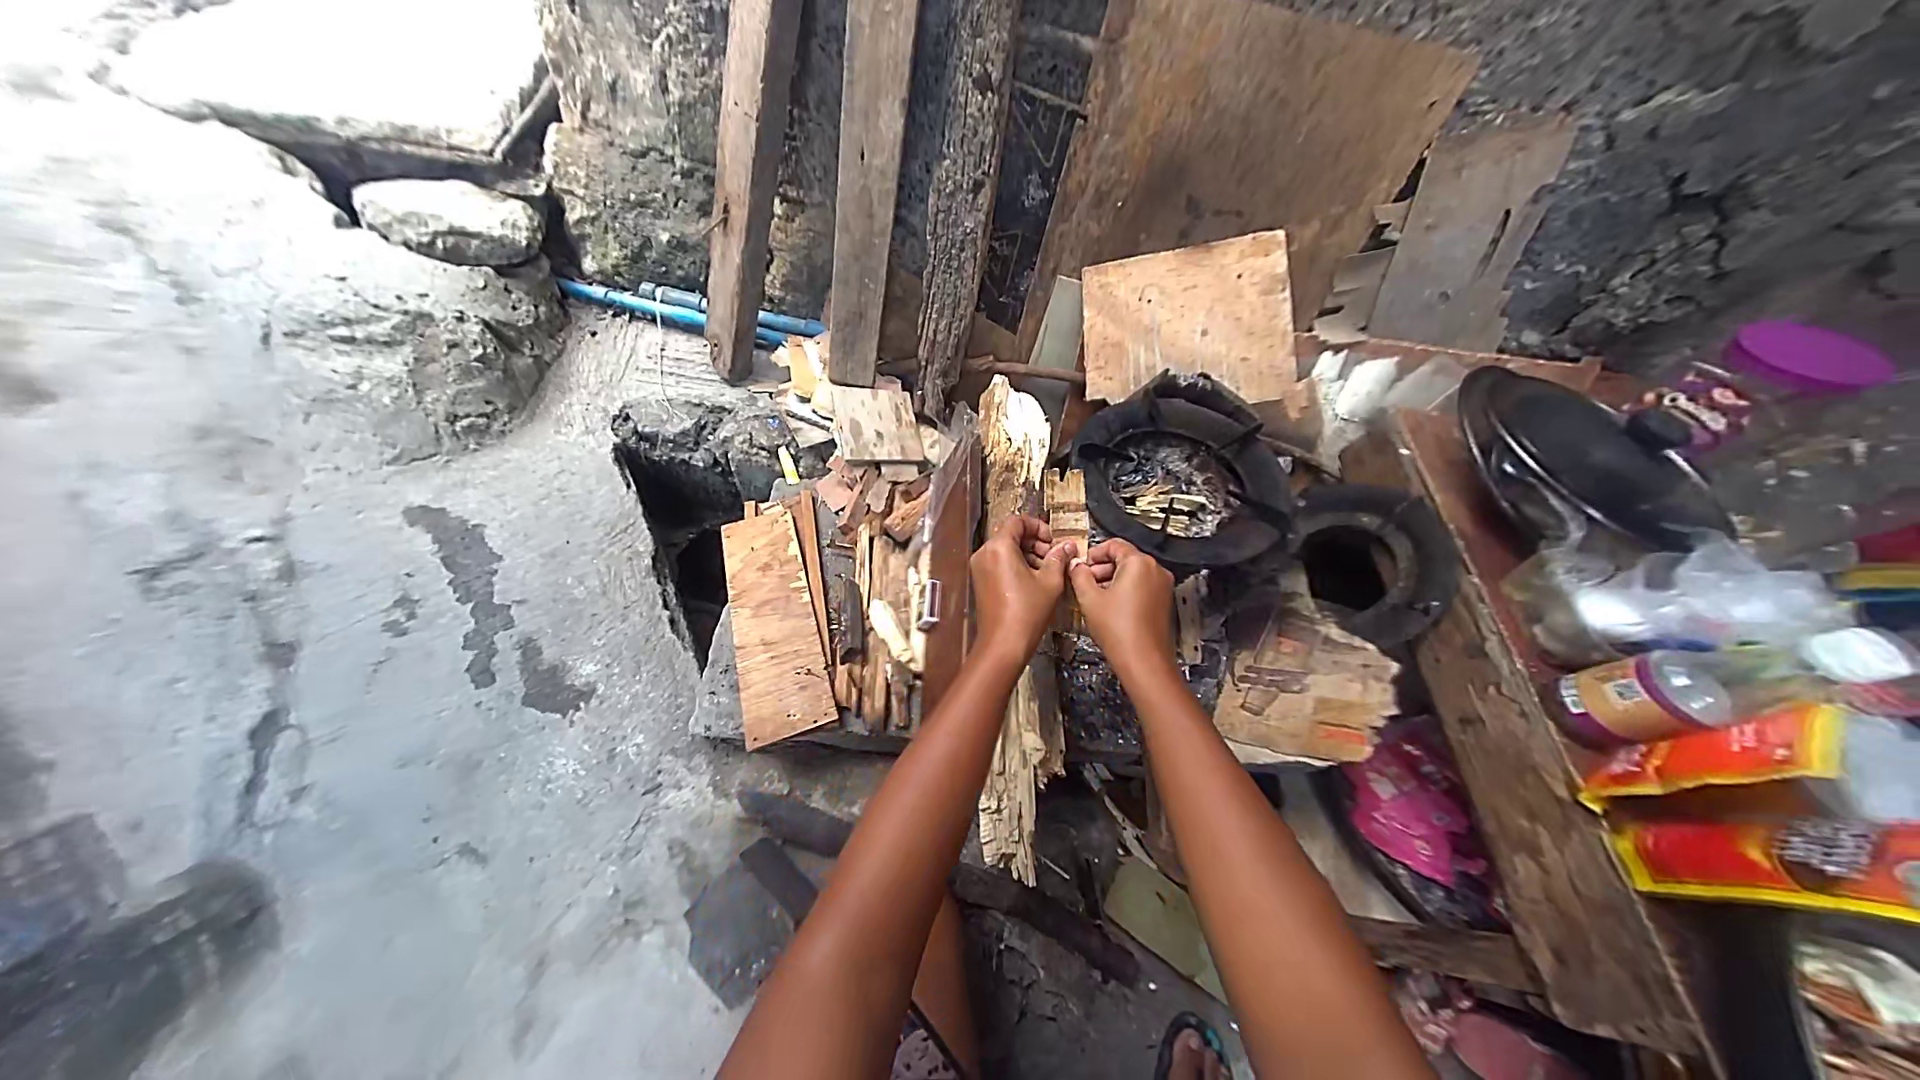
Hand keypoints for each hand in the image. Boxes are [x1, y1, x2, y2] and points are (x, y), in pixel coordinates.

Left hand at [970, 515, 1073, 665]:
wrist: (1003, 643)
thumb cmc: (1025, 614)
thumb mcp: (1050, 582)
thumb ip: (1059, 558)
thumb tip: (1067, 546)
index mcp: (998, 547)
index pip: (1017, 521)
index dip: (1038, 526)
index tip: (1052, 539)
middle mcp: (984, 554)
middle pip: (1010, 535)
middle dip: (1034, 542)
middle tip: (1054, 555)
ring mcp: (980, 568)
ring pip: (1005, 549)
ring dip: (1027, 554)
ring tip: (1048, 570)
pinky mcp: (982, 582)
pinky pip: (999, 563)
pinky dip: (1017, 565)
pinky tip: (1035, 580)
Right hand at [1069, 538, 1175, 678]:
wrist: (1143, 661)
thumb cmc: (1121, 632)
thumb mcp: (1089, 599)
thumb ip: (1079, 575)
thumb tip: (1076, 566)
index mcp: (1139, 563)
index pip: (1114, 544)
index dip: (1093, 552)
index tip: (1082, 563)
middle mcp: (1155, 571)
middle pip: (1124, 558)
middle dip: (1101, 568)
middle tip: (1084, 580)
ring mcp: (1162, 587)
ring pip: (1133, 574)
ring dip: (1112, 580)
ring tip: (1094, 596)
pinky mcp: (1163, 602)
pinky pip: (1141, 587)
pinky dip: (1125, 591)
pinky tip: (1110, 607)